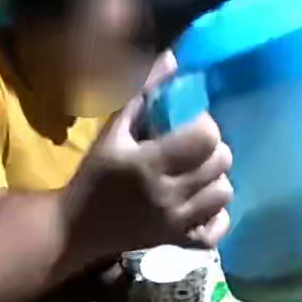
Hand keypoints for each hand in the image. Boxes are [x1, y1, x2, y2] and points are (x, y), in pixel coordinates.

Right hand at [61, 54, 232, 260]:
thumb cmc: (94, 177)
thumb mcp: (111, 133)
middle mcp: (167, 195)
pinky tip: (199, 206)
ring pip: (224, 194)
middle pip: (221, 163)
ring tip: (196, 178)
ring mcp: (175, 223)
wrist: (77, 229)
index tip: (189, 126)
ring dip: (214, 181)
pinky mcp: (177, 243)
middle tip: (193, 152)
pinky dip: (215, 216)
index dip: (204, 126)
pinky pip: (217, 229)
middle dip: (211, 150)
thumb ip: (141, 94)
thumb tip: (173, 58)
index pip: (206, 137)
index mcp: (148, 164)